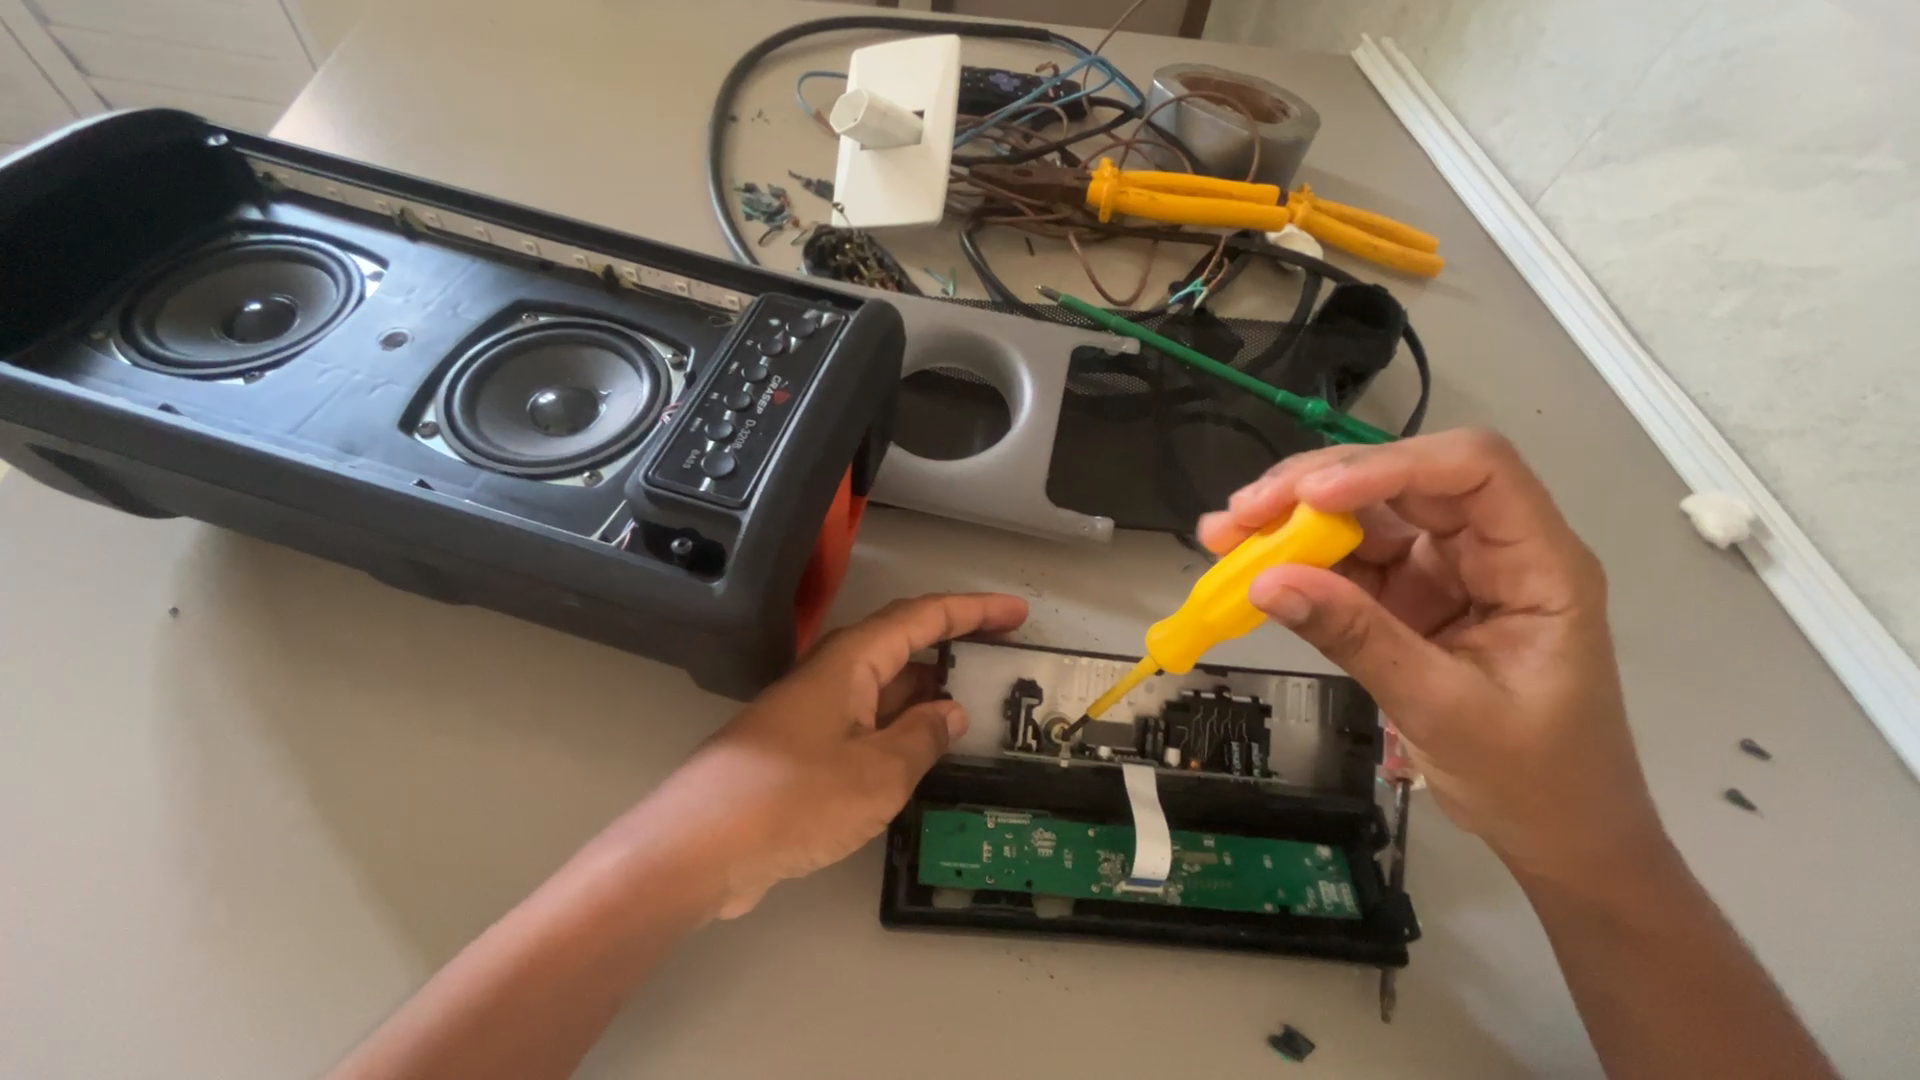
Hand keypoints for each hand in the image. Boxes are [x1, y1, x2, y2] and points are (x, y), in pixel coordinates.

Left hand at [629, 593, 1026, 919]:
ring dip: (929, 688)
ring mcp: (816, 712)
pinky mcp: (805, 748)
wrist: (700, 846)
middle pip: (903, 643)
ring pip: (885, 686)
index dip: (973, 611)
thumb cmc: (794, 797)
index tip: (1017, 614)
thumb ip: (923, 738)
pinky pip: (868, 721)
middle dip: (955, 644)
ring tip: (979, 702)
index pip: (922, 617)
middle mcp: (833, 675)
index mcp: (851, 661)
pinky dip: (903, 725)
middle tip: (1005, 655)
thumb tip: (950, 711)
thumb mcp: (878, 772)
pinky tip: (925, 749)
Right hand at [1199, 430, 1663, 888]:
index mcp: (1536, 562)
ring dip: (1290, 519)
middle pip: (1402, 481)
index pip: (1473, 470)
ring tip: (1224, 534)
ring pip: (1362, 516)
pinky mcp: (1406, 596)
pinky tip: (1246, 560)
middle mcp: (1487, 548)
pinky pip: (1344, 562)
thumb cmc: (1535, 778)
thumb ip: (1358, 638)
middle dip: (1315, 487)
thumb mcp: (1444, 708)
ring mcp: (1442, 569)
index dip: (1389, 467)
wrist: (1556, 832)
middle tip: (1241, 514)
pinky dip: (1294, 560)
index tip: (1310, 497)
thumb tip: (1265, 584)